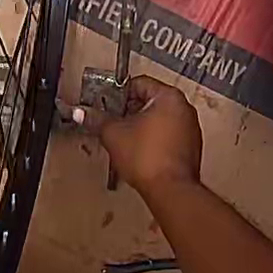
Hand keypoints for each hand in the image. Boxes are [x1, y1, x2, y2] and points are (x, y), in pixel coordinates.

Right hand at [81, 76, 201, 193]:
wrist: (169, 189)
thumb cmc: (147, 158)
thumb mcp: (112, 133)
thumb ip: (96, 118)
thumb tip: (81, 113)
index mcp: (168, 97)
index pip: (139, 83)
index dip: (118, 93)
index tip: (106, 102)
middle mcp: (184, 109)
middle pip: (150, 100)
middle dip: (128, 110)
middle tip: (111, 119)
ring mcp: (190, 128)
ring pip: (159, 118)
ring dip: (140, 124)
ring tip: (122, 136)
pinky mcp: (190, 147)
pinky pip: (167, 134)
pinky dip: (152, 138)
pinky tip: (138, 149)